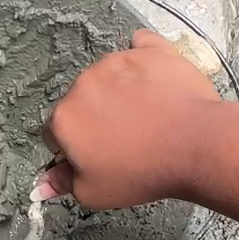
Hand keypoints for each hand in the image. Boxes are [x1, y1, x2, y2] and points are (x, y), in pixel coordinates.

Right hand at [38, 30, 222, 208]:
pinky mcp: (149, 50)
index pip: (53, 133)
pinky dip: (140, 59)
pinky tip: (150, 78)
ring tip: (143, 116)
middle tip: (121, 141)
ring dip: (116, 92)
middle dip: (93, 118)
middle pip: (78, 102)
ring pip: (106, 76)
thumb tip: (43, 184)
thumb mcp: (93, 192)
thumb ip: (63, 183)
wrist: (195, 144)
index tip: (93, 157)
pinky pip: (138, 47)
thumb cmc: (141, 172)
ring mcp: (117, 62)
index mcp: (63, 119)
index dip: (71, 148)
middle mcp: (83, 84)